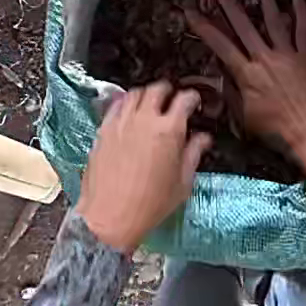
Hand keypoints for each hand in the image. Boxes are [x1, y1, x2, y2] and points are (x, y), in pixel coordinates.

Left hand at [77, 82, 209, 252]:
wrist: (110, 215)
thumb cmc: (151, 204)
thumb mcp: (182, 183)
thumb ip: (193, 154)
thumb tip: (202, 138)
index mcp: (169, 130)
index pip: (184, 100)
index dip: (192, 97)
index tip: (193, 101)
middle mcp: (144, 119)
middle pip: (157, 89)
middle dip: (167, 90)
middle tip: (172, 97)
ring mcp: (121, 121)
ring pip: (135, 93)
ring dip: (146, 94)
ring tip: (150, 102)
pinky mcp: (104, 128)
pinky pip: (115, 105)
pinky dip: (125, 103)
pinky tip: (128, 110)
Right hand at [187, 0, 305, 181]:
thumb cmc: (274, 129)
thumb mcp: (243, 115)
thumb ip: (230, 91)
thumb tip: (218, 75)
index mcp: (246, 73)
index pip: (219, 44)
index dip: (203, 26)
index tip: (190, 11)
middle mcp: (264, 57)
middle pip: (243, 24)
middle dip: (227, 2)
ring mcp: (287, 54)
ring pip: (272, 19)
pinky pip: (302, 30)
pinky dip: (299, 12)